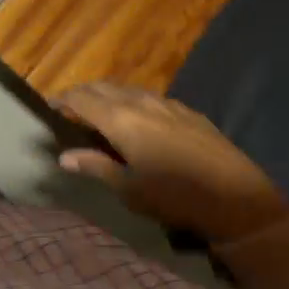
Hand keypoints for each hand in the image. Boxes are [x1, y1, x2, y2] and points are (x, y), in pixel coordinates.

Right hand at [55, 82, 288, 243]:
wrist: (239, 200)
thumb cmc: (175, 198)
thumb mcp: (129, 189)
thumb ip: (95, 167)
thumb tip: (64, 156)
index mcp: (120, 118)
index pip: (80, 98)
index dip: (61, 100)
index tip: (49, 108)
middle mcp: (140, 102)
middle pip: (101, 87)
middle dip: (82, 94)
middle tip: (71, 110)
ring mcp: (167, 104)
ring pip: (127, 90)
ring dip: (108, 96)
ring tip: (102, 113)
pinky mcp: (189, 112)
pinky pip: (152, 98)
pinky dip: (134, 102)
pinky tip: (141, 121)